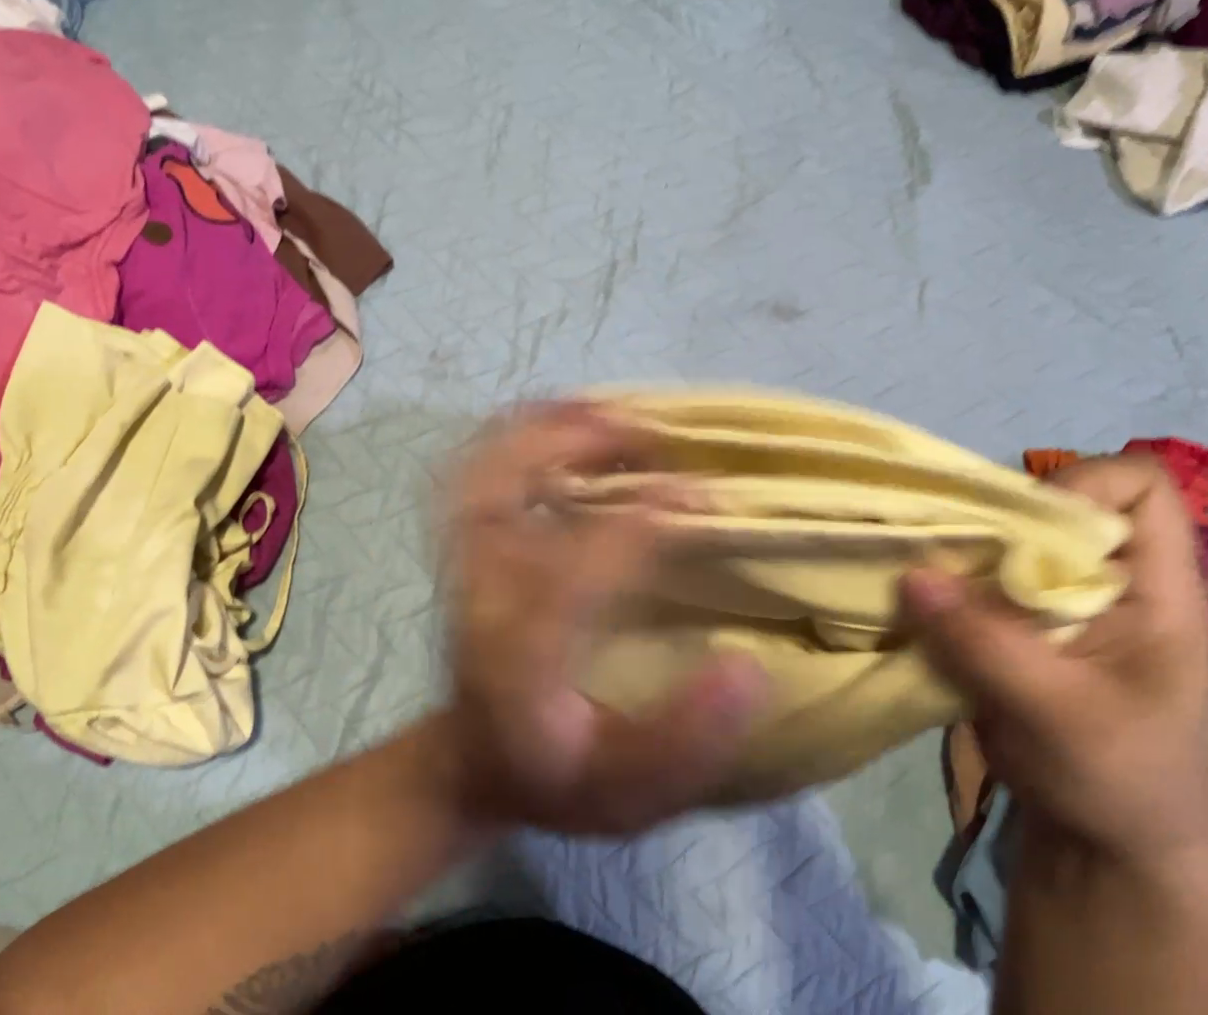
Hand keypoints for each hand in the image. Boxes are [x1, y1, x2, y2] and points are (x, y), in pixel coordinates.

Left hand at [441, 402, 768, 833]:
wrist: (476, 764)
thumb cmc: (560, 780)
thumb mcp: (631, 795)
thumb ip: (689, 742)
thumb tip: (745, 663)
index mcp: (522, 660)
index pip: (572, 571)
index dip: (640, 523)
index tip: (703, 497)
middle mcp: (481, 602)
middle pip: (496, 494)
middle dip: (571, 446)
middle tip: (650, 432)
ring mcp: (463, 571)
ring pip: (478, 473)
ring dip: (542, 430)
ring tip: (614, 412)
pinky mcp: (463, 554)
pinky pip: (475, 474)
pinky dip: (517, 437)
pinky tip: (568, 423)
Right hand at [901, 455, 1207, 863]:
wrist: (1105, 848)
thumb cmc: (1114, 779)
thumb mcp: (1055, 712)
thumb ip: (985, 640)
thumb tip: (910, 572)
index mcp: (1156, 590)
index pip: (1139, 487)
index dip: (1078, 486)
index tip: (1015, 530)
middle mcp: (1112, 584)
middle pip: (1058, 506)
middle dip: (997, 522)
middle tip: (948, 558)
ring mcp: (1064, 608)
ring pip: (1009, 547)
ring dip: (962, 558)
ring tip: (924, 586)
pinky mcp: (1022, 633)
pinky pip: (979, 587)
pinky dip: (946, 592)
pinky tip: (920, 614)